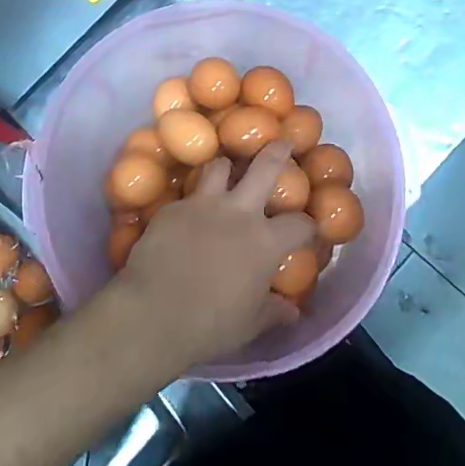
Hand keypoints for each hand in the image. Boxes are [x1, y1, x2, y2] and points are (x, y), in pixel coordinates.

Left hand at [116, 141, 316, 366]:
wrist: (156, 311)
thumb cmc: (212, 324)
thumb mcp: (252, 323)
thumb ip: (274, 311)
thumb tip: (292, 311)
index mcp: (266, 241)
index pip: (300, 224)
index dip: (308, 226)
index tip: (308, 229)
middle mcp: (238, 213)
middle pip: (264, 168)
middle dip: (277, 151)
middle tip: (282, 141)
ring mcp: (201, 205)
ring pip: (218, 166)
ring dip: (225, 166)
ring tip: (226, 169)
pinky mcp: (171, 208)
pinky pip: (186, 195)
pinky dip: (193, 200)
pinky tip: (187, 214)